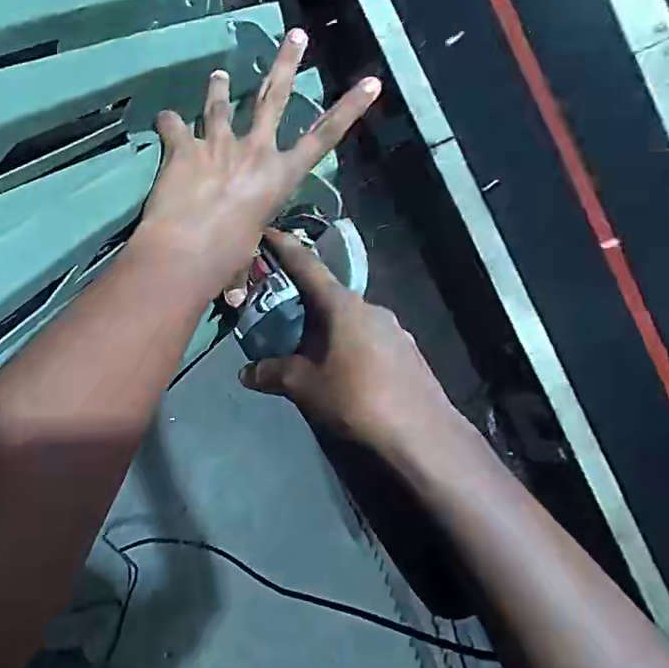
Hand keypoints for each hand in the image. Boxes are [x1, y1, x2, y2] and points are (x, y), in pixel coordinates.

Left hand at [135, 28, 380, 290]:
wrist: (186, 250)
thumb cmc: (225, 260)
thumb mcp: (241, 259)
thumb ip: (238, 269)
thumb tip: (232, 301)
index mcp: (279, 177)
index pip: (324, 137)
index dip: (349, 109)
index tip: (371, 82)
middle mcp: (254, 151)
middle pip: (275, 97)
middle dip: (287, 63)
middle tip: (295, 34)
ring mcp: (218, 144)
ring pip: (222, 104)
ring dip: (220, 87)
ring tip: (220, 73)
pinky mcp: (182, 148)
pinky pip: (173, 126)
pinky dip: (166, 123)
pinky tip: (161, 119)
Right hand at [237, 229, 460, 454]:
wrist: (422, 433)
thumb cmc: (357, 398)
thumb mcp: (305, 386)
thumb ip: (273, 373)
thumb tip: (246, 373)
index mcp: (343, 306)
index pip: (307, 266)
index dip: (284, 248)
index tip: (266, 233)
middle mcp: (370, 307)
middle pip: (328, 296)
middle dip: (302, 302)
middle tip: (275, 314)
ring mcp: (393, 329)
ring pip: (349, 320)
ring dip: (326, 328)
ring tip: (305, 351)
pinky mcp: (406, 352)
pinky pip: (367, 339)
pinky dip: (347, 345)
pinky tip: (341, 372)